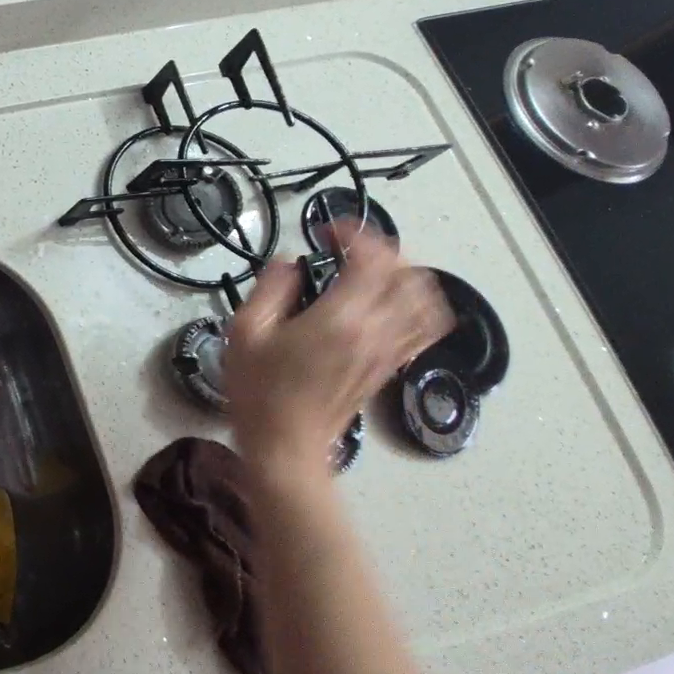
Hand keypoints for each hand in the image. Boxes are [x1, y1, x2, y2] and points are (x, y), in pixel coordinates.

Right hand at [223, 226, 452, 476]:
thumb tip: (287, 263)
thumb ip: (270, 288)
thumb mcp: (245, 331)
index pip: (373, 260)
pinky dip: (417, 305)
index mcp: (340, 319)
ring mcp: (388, 351)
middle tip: (349, 247)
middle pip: (410, 275)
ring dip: (406, 275)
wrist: (286, 443)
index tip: (328, 231)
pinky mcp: (389, 366)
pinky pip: (424, 328)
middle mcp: (375, 331)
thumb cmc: (259, 389)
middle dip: (384, 250)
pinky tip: (391, 302)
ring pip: (427, 300)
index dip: (356, 234)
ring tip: (373, 270)